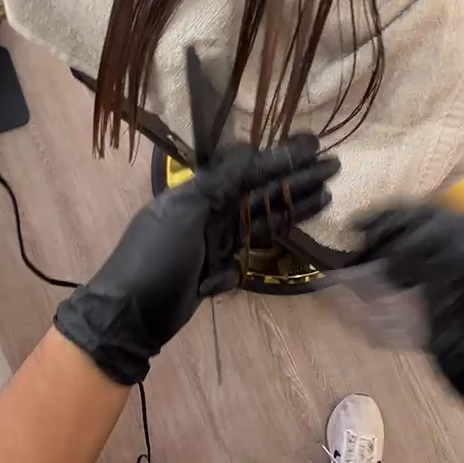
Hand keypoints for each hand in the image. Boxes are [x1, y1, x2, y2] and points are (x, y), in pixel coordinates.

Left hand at [55, 135, 337, 384]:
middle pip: (260, 194)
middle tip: (332, 168)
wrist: (131, 315)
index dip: (280, 158)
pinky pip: (246, 256)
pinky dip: (265, 247)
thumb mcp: (185, 213)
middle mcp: (208, 215)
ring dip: (291, 209)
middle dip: (295, 181)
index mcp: (198, 194)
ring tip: (325, 196)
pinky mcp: (214, 273)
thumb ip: (218, 183)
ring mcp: (212, 245)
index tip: (313, 146)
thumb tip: (249, 151)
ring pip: (260, 223)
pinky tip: (294, 233)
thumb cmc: (155, 259)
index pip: (248, 170)